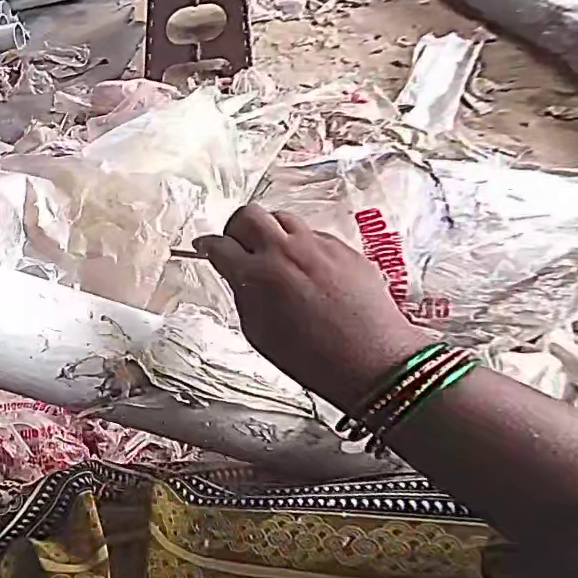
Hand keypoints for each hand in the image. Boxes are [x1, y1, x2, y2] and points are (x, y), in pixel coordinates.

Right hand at [195, 205, 436, 410]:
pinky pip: (315, 235)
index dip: (207, 246)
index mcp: (255, 274)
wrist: (372, 362)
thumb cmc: (310, 356)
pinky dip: (303, 246)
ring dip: (271, 232)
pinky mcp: (346, 250)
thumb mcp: (256, 329)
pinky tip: (307, 269)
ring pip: (282, 218)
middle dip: (237, 228)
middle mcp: (284, 252)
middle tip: (238, 244)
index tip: (206, 248)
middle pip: (248, 215)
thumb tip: (237, 275)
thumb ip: (243, 292)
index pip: (218, 245)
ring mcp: (318, 247)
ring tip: (274, 253)